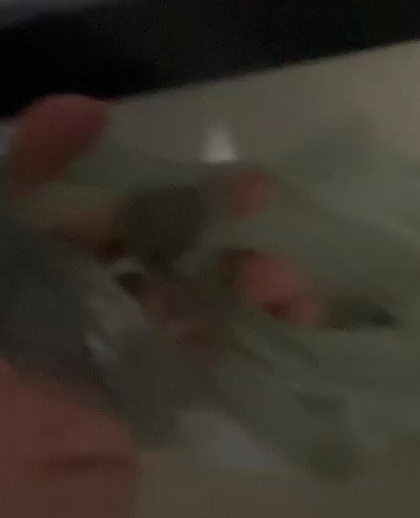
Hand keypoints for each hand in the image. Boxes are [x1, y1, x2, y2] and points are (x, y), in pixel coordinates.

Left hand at [1, 95, 318, 517]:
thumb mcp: (0, 322)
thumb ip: (13, 242)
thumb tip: (55, 126)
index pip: (4, 215)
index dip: (42, 161)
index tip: (97, 115)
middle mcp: (26, 320)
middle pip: (101, 242)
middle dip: (178, 212)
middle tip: (256, 191)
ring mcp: (78, 363)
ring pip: (166, 287)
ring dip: (233, 270)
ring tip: (282, 278)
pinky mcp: (134, 402)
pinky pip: (199, 340)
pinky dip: (250, 320)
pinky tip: (291, 313)